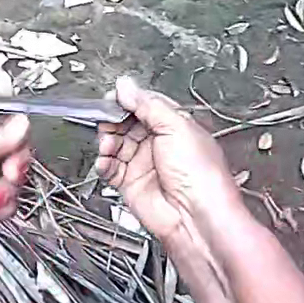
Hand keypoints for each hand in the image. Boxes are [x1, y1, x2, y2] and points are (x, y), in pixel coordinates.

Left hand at [0, 114, 32, 279]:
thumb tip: (20, 124)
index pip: (0, 127)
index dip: (13, 135)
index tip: (15, 145)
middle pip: (13, 153)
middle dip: (15, 163)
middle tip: (9, 171)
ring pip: (15, 180)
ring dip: (8, 189)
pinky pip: (10, 203)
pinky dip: (4, 207)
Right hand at [95, 77, 244, 257]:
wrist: (196, 216)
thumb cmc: (201, 175)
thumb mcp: (176, 126)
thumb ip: (148, 104)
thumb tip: (126, 86)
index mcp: (173, 126)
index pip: (144, 106)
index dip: (126, 102)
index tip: (113, 99)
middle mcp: (157, 144)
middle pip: (125, 124)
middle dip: (113, 121)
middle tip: (108, 122)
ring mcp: (143, 164)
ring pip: (114, 144)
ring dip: (106, 142)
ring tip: (108, 145)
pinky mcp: (130, 183)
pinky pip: (109, 168)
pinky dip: (103, 163)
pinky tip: (105, 162)